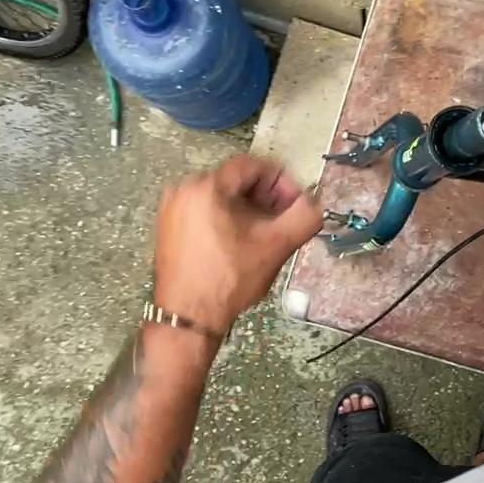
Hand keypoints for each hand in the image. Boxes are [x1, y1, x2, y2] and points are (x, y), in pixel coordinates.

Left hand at [153, 155, 322, 332]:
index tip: (295, 203)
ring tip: (266, 234)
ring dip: (248, 209)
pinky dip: (227, 219)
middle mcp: (183, 189)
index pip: (252, 165)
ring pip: (221, 196)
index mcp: (206, 186)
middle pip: (235, 180)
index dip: (280, 181)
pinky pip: (204, 211)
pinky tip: (241, 243)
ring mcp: (172, 209)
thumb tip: (315, 202)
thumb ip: (304, 216)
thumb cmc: (230, 278)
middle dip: (266, 197)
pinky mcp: (168, 227)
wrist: (188, 317)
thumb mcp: (276, 245)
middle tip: (284, 220)